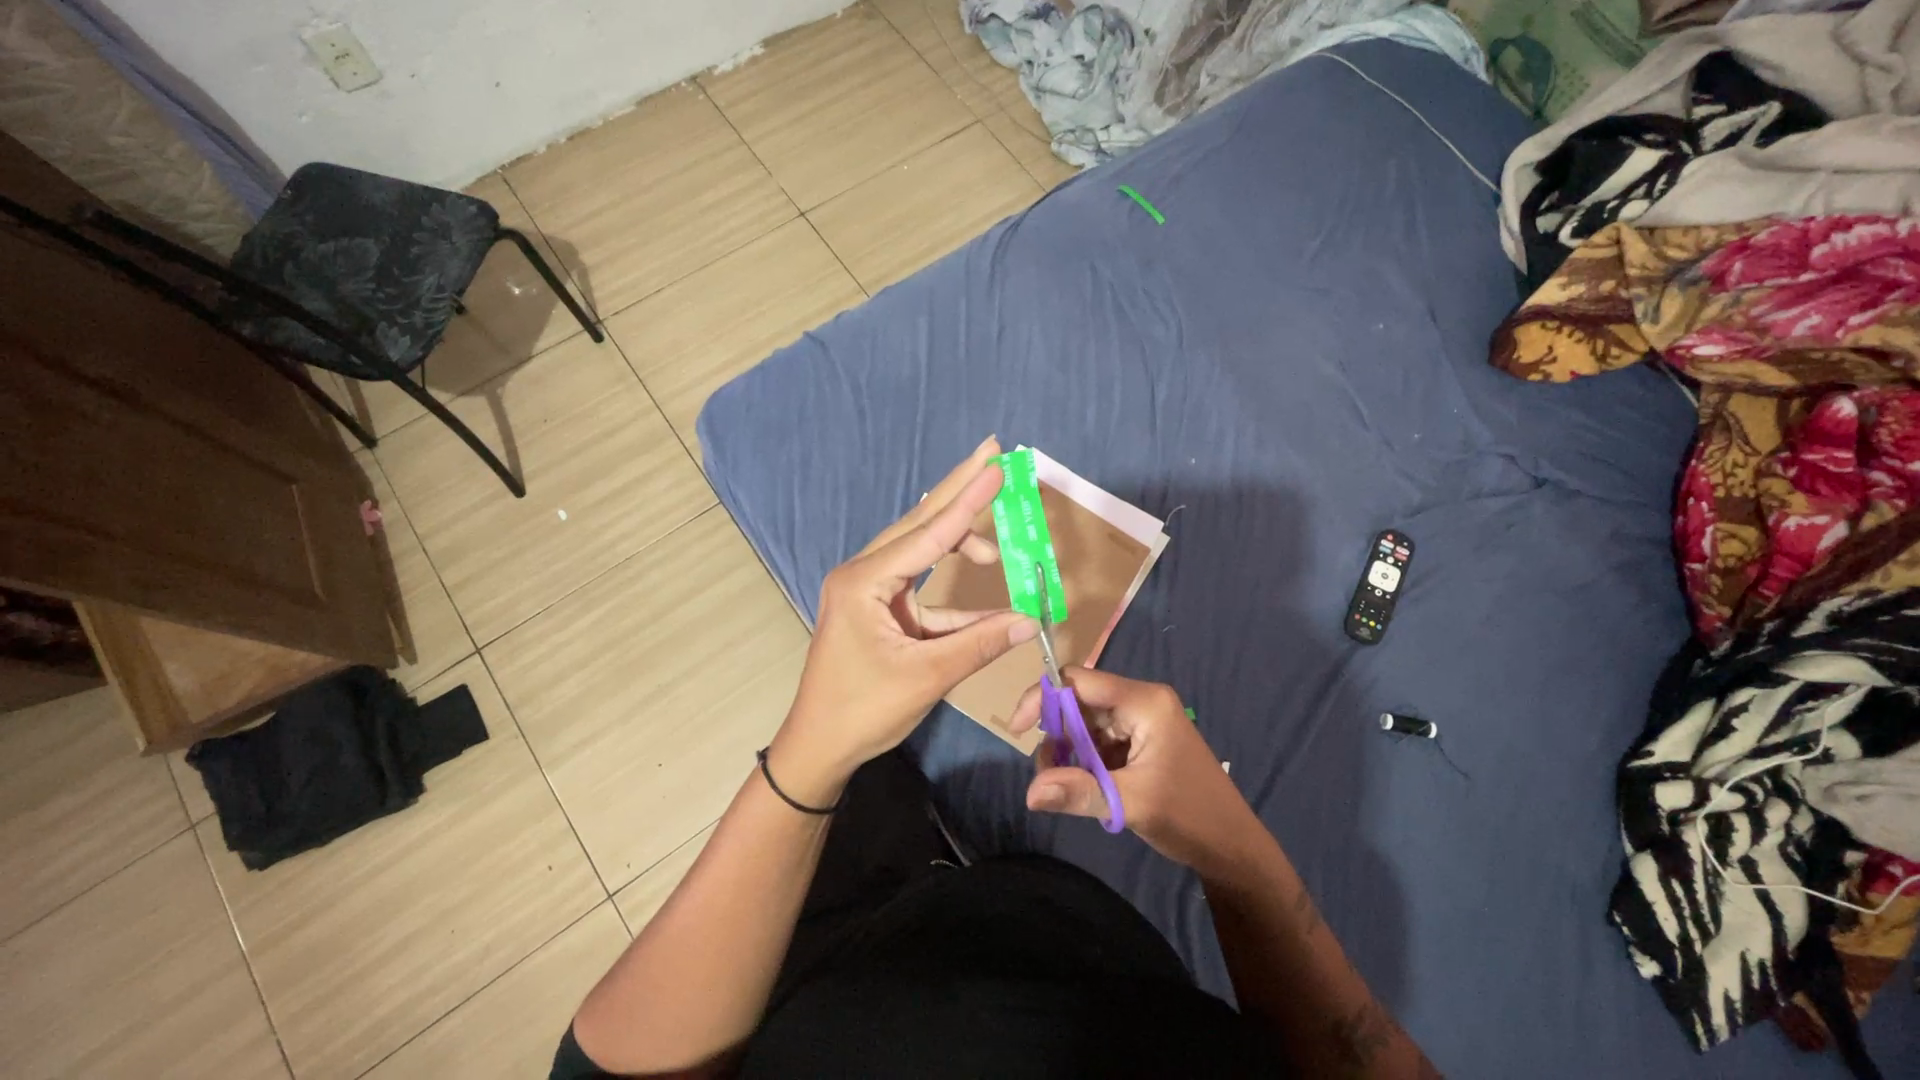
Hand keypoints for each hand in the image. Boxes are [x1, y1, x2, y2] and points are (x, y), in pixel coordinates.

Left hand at [772, 438, 1039, 797]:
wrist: (818, 748)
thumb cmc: (862, 711)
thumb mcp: (926, 677)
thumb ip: (978, 643)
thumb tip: (1029, 619)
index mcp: (864, 582)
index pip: (928, 534)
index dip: (968, 501)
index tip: (996, 465)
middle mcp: (863, 575)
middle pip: (920, 524)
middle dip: (958, 490)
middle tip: (991, 452)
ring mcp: (869, 591)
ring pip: (920, 549)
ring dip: (959, 535)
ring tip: (995, 518)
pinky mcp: (879, 610)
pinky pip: (922, 585)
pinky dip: (954, 584)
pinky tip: (986, 584)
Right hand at [1010, 668, 1262, 876]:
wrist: (1233, 847)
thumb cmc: (1190, 816)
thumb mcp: (1131, 803)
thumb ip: (1080, 792)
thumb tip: (1030, 792)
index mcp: (1144, 702)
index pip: (1078, 681)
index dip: (1043, 698)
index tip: (1018, 730)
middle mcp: (1141, 702)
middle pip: (1078, 701)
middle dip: (1056, 734)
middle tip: (1048, 774)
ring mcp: (1141, 722)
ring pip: (1085, 723)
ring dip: (1069, 752)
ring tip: (1067, 788)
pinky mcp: (1140, 743)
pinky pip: (1098, 741)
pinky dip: (1084, 761)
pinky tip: (1084, 787)